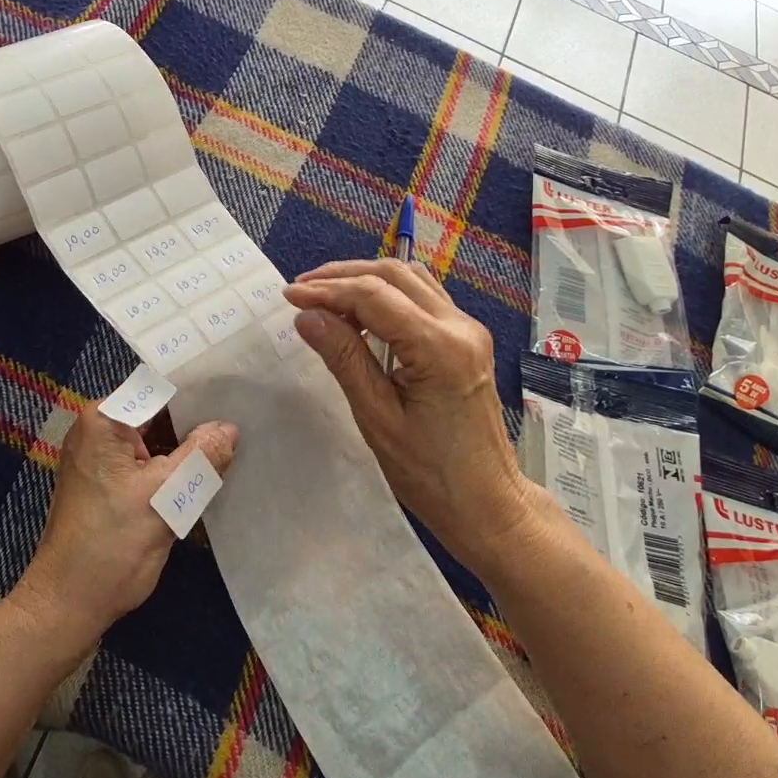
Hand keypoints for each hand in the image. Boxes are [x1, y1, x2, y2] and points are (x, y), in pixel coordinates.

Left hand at [14, 406, 236, 643]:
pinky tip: (209, 470)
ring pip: (156, 439)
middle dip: (197, 420)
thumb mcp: (166, 496)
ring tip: (238, 440)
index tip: (238, 388)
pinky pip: (147, 462)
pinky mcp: (109, 482)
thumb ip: (201, 456)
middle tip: (246, 417)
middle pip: (159, 412)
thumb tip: (229, 427)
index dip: (198, 389)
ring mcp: (102, 456)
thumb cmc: (113, 544)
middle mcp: (98, 429)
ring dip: (188, 447)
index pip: (159, 388)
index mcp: (104, 419)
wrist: (70, 602)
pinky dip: (173, 468)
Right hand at [284, 259, 542, 565]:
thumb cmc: (430, 474)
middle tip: (301, 290)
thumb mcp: (377, 418)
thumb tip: (307, 316)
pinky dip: (386, 294)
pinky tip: (359, 312)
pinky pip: (423, 298)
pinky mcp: (467, 339)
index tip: (289, 297)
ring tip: (323, 295)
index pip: (374, 296)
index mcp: (439, 348)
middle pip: (394, 275)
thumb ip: (344, 359)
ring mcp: (468, 330)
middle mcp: (460, 327)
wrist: (488, 502)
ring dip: (365, 279)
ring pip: (411, 279)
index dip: (327, 291)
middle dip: (343, 276)